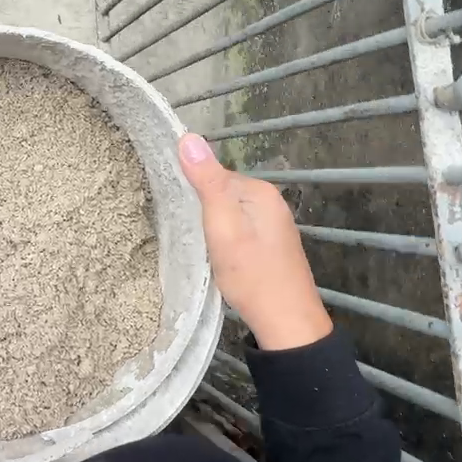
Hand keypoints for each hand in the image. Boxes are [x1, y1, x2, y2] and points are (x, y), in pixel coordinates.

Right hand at [178, 134, 332, 350]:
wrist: (286, 324)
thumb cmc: (251, 273)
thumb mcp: (222, 225)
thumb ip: (206, 181)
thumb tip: (188, 137)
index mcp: (259, 191)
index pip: (212, 175)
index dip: (191, 192)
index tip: (175, 212)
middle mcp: (270, 202)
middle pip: (220, 192)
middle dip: (201, 208)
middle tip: (188, 233)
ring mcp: (272, 225)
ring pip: (228, 212)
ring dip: (211, 225)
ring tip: (199, 245)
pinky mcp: (270, 244)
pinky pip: (237, 228)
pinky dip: (223, 237)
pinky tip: (217, 255)